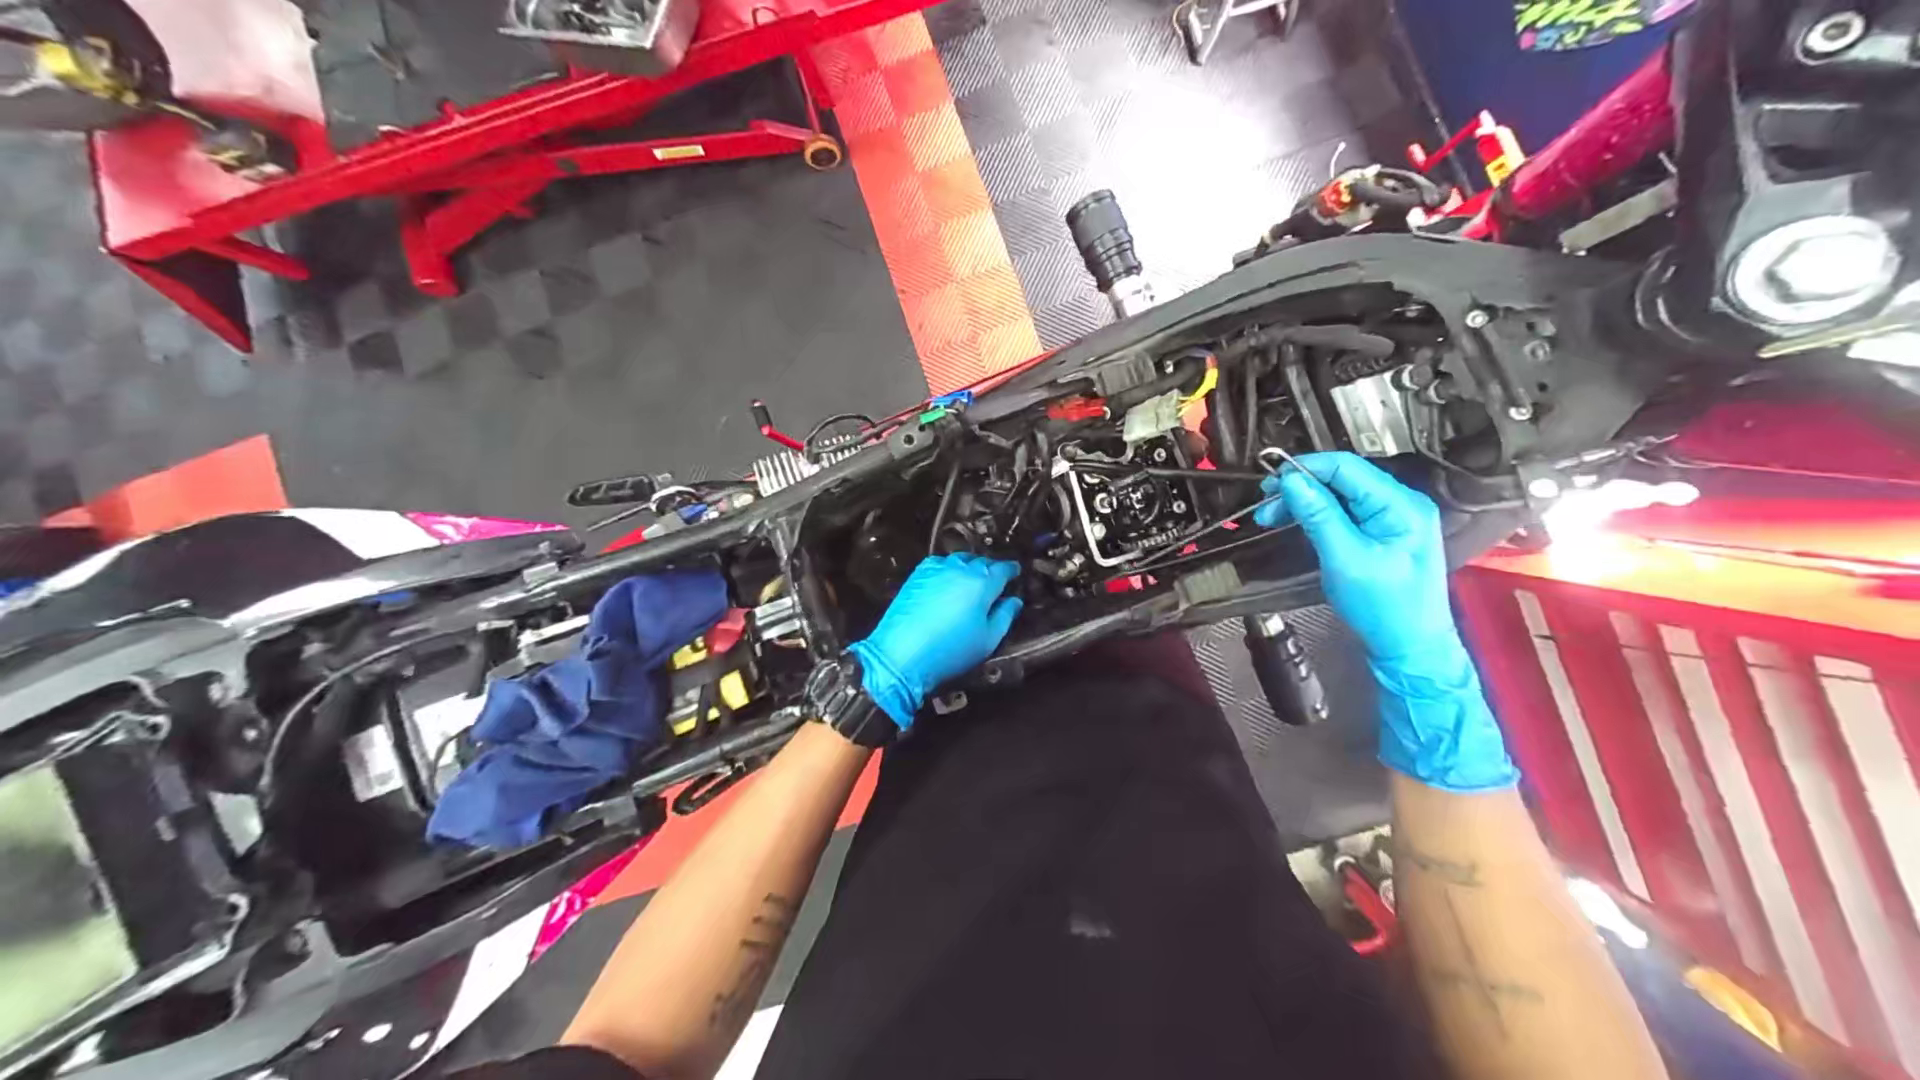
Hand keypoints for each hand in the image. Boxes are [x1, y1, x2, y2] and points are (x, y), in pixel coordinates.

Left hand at [848, 554, 1023, 727]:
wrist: (902, 654)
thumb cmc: (951, 651)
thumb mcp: (988, 640)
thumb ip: (1005, 616)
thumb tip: (1014, 601)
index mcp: (982, 583)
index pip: (1003, 569)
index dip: (1011, 570)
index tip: (1015, 572)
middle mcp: (961, 570)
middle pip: (981, 562)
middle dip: (991, 568)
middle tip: (995, 579)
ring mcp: (936, 570)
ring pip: (959, 560)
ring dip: (969, 565)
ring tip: (972, 577)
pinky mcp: (917, 576)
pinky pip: (939, 563)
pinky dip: (949, 567)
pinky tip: (948, 578)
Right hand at [1254, 453, 1516, 791]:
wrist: (1409, 646)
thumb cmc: (1387, 608)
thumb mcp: (1345, 558)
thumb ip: (1319, 515)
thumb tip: (1294, 481)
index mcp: (1400, 505)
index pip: (1346, 467)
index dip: (1304, 468)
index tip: (1272, 480)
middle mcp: (1399, 504)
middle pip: (1340, 478)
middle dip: (1299, 486)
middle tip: (1266, 502)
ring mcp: (1390, 518)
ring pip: (1338, 494)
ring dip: (1303, 501)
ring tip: (1272, 516)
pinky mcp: (1379, 532)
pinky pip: (1342, 511)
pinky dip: (1315, 514)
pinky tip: (1295, 522)